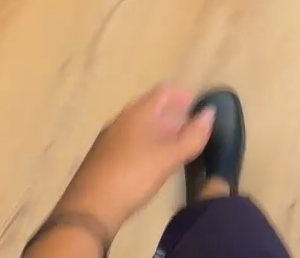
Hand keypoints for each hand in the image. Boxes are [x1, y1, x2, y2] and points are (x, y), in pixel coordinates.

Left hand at [56, 84, 215, 236]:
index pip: (164, 91)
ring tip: (171, 147)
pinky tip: (147, 163)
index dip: (182, 95)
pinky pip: (127, 140)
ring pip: (138, 125)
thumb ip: (193, 135)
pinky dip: (142, 144)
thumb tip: (211, 112)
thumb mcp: (170, 157)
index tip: (196, 106)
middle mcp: (122, 118)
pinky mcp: (100, 157)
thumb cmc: (134, 175)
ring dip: (156, 131)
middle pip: (150, 107)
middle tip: (187, 128)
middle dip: (170, 114)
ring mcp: (108, 137)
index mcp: (139, 111)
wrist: (88, 209)